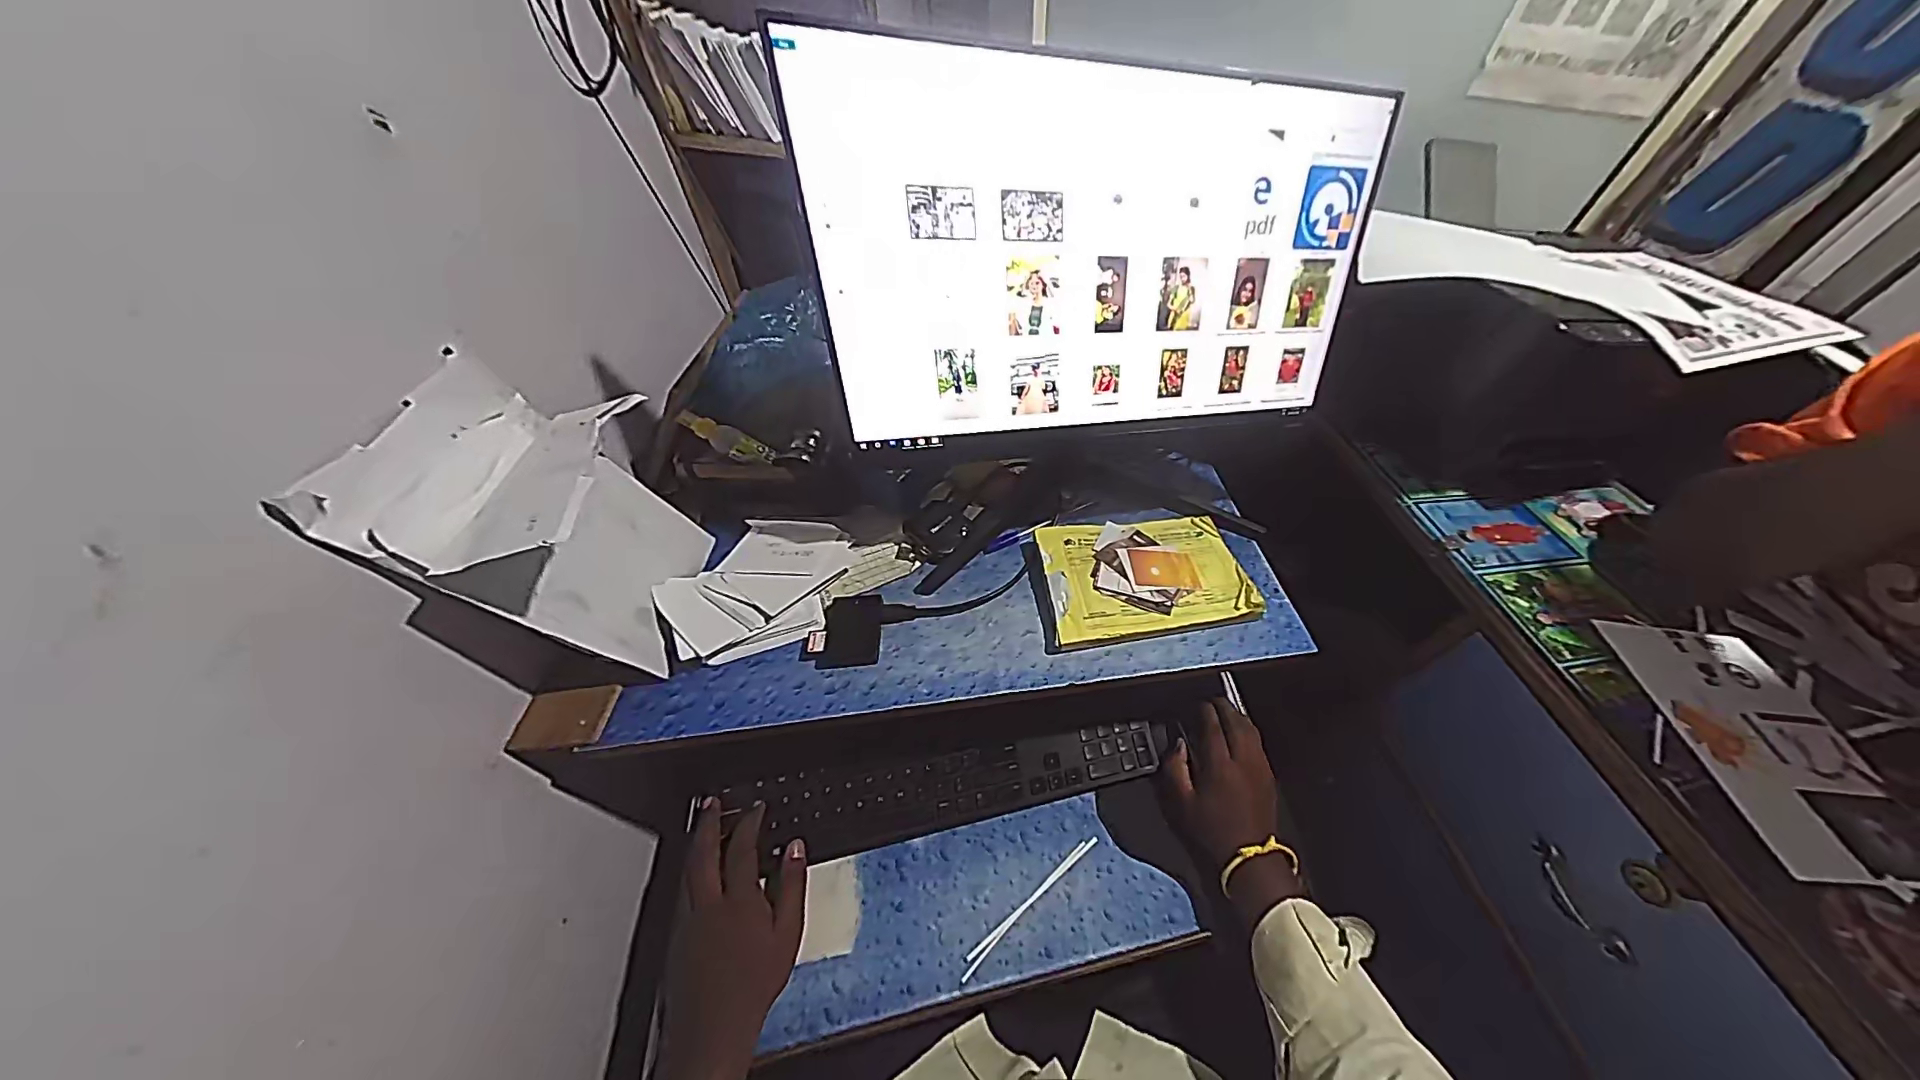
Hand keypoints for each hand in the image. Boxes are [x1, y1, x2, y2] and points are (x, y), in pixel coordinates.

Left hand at [657, 800, 807, 1079]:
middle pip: (705, 850)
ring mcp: (688, 918)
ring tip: (705, 824)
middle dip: (710, 821)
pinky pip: (682, 888)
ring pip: (688, 868)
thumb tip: (794, 849)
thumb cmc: (754, 985)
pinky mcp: (676, 934)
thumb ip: (791, 885)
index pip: (743, 848)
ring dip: (697, 841)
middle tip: (714, 801)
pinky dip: (690, 867)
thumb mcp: (788, 933)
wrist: (712, 1028)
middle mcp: (709, 904)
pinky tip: (697, 868)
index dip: (750, 823)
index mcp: (739, 900)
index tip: (757, 808)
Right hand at [1159, 699, 1302, 923]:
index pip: (1212, 726)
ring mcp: (1259, 768)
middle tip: (1211, 701)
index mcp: (1219, 766)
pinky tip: (1241, 732)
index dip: (1203, 711)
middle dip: (1223, 707)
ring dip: (1238, 716)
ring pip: (1251, 730)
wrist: (1247, 858)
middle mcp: (1242, 762)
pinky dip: (1248, 730)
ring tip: (1226, 711)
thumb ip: (1174, 768)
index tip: (1196, 705)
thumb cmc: (1210, 832)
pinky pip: (1259, 743)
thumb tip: (1178, 745)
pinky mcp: (1268, 777)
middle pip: (1236, 722)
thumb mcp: (1180, 803)